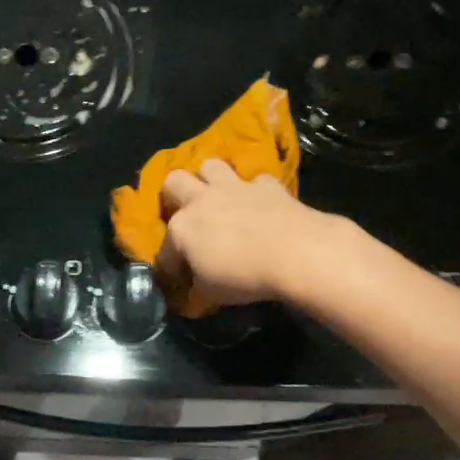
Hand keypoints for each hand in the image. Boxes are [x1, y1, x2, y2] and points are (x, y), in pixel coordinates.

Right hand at [155, 159, 367, 306]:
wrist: (295, 252)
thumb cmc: (243, 276)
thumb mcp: (210, 293)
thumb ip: (197, 282)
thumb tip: (196, 282)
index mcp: (181, 230)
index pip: (164, 250)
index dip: (170, 266)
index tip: (179, 279)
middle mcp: (201, 201)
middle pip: (174, 182)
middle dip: (173, 195)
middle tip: (184, 214)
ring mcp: (235, 188)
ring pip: (210, 166)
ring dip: (209, 179)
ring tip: (216, 196)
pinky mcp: (266, 185)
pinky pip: (254, 180)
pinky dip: (253, 190)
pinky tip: (257, 203)